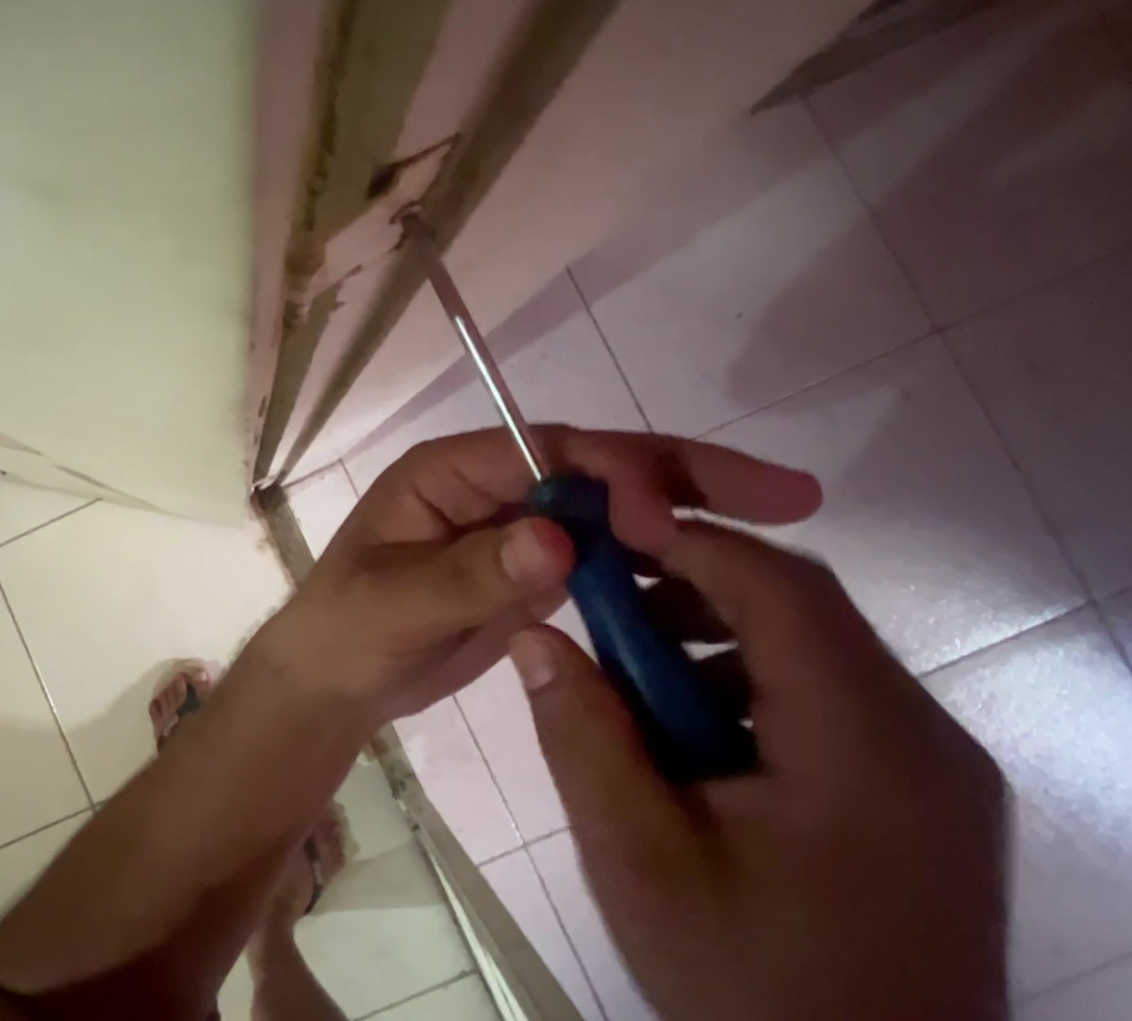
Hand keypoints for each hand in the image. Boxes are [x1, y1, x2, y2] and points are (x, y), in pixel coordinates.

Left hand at [246, 426, 822, 724]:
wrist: (338, 679)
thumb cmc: (346, 630)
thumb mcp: (394, 604)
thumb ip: (469, 574)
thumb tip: (557, 538)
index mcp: (451, 471)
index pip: (549, 451)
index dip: (617, 473)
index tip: (669, 521)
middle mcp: (492, 486)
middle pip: (597, 467)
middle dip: (684, 476)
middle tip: (792, 495)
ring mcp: (519, 528)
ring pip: (613, 511)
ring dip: (687, 518)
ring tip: (783, 531)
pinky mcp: (534, 571)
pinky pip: (606, 558)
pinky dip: (657, 566)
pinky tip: (716, 582)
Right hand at [511, 523, 1007, 1020]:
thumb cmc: (746, 976)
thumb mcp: (637, 855)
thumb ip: (582, 734)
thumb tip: (533, 635)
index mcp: (863, 742)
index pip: (779, 589)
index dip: (686, 540)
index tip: (600, 526)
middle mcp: (920, 735)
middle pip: (801, 609)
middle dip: (690, 585)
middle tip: (594, 592)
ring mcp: (929, 767)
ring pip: (812, 650)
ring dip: (712, 634)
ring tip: (624, 666)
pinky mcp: (917, 796)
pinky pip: (826, 700)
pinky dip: (743, 683)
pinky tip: (682, 729)